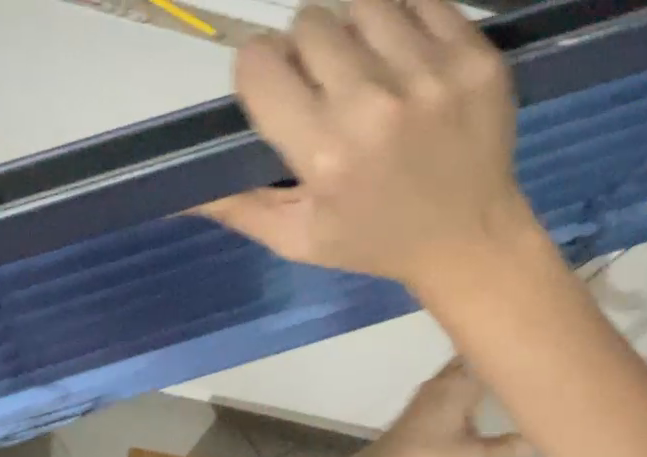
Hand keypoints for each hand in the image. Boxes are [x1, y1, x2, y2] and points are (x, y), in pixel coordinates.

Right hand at [197, 0, 539, 291]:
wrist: (468, 239)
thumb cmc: (373, 242)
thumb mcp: (298, 239)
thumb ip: (237, 205)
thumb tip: (172, 189)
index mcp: (324, 155)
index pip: (259, 63)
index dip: (263, 75)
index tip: (282, 94)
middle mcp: (374, 107)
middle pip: (308, 22)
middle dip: (309, 52)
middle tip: (330, 89)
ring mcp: (430, 76)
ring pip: (362, 0)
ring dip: (356, 29)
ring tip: (371, 70)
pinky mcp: (474, 55)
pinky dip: (406, 22)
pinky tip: (409, 62)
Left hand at [360, 359, 528, 456]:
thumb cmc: (431, 456)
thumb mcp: (473, 455)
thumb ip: (504, 447)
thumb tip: (535, 443)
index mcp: (459, 385)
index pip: (487, 358)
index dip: (508, 354)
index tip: (530, 352)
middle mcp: (444, 379)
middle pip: (472, 357)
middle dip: (492, 357)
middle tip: (520, 360)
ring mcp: (430, 388)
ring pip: (458, 367)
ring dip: (477, 367)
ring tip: (502, 373)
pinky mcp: (422, 399)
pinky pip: (449, 379)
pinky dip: (464, 379)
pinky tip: (474, 393)